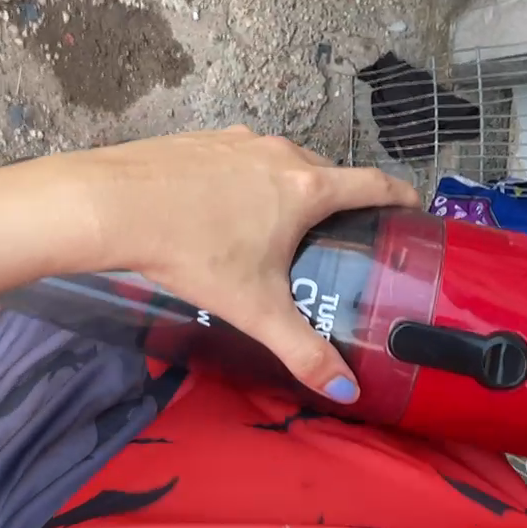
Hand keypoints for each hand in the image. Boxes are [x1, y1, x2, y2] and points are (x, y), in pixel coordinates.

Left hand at [61, 128, 419, 400]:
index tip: (414, 207)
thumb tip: (345, 390)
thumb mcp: (255, 308)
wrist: (112, 204)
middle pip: (331, 172)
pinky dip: (253, 177)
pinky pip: (246, 156)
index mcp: (307, 188)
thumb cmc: (193, 252)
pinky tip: (229, 206)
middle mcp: (281, 154)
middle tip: (341, 234)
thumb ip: (303, 352)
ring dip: (296, 187)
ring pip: (286, 161)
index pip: (374, 183)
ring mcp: (241, 140)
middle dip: (344, 198)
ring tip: (285, 223)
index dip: (401, 195)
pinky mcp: (205, 137)